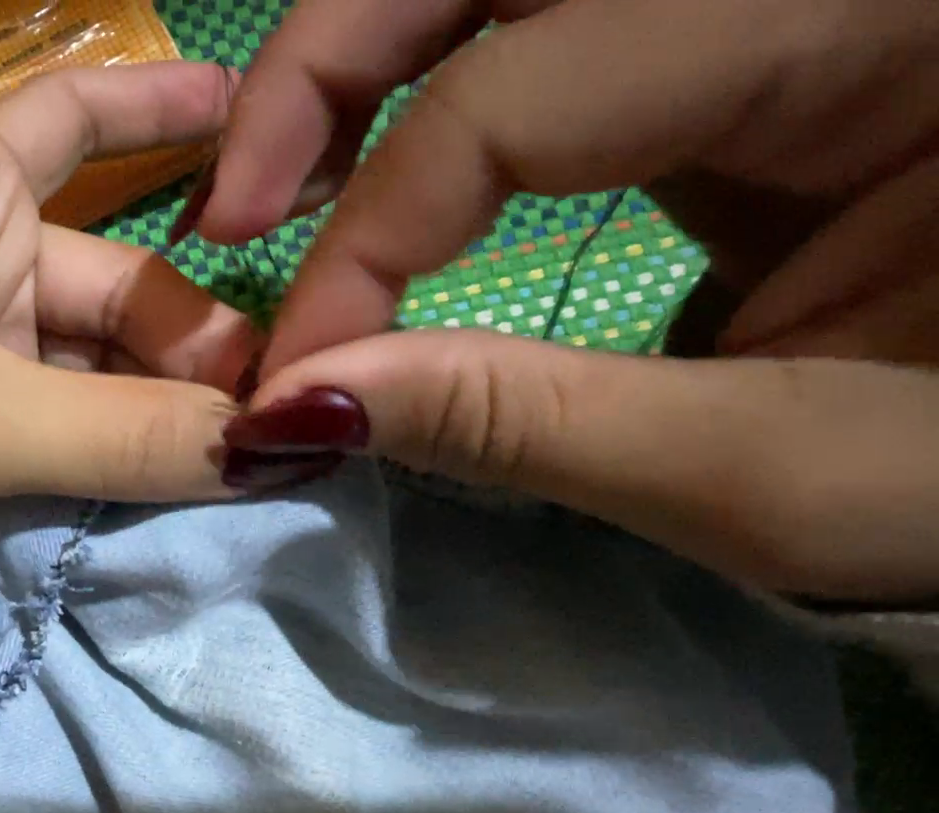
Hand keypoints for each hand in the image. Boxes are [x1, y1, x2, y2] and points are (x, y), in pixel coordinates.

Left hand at [0, 63, 259, 555]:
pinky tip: (188, 458)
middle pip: (116, 277)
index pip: (71, 118)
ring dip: (167, 399)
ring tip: (246, 442)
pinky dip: (123, 436)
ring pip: (101, 354)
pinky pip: (73, 408)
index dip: (160, 112)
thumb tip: (267, 451)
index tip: (251, 117)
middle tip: (267, 402)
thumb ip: (119, 433)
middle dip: (192, 337)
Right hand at [181, 0, 938, 601]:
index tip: (293, 369)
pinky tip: (363, 178)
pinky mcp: (735, 49)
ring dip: (358, 69)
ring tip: (270, 189)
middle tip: (231, 206)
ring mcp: (772, 0)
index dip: (376, 232)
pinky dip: (423, 99)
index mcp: (903, 25)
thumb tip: (295, 409)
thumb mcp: (770, 475)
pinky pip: (535, 33)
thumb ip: (517, 422)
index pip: (527, 88)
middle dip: (329, 65)